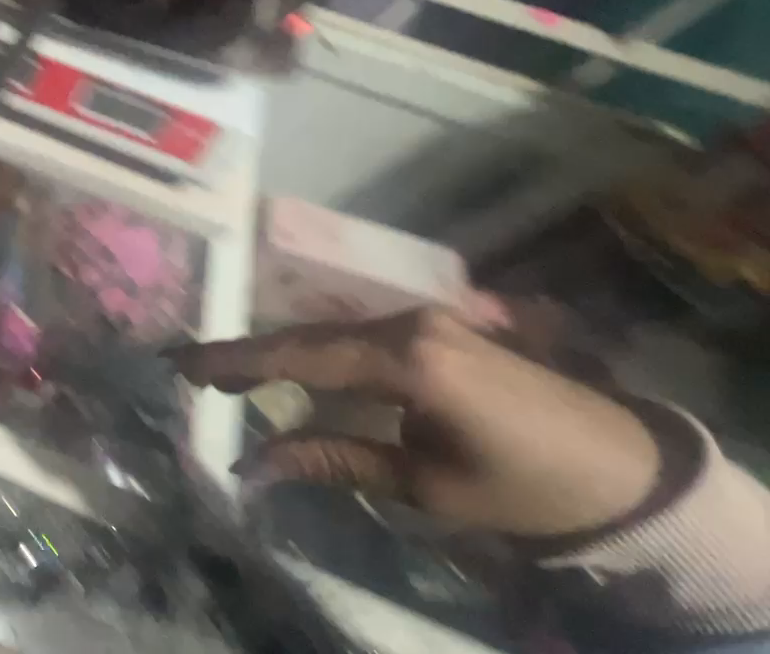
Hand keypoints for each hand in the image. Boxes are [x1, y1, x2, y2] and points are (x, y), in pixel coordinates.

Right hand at [174, 310, 661, 537]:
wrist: (628, 471)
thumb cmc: (526, 489)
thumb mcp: (426, 486)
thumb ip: (333, 461)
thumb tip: (249, 467)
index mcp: (408, 361)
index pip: (298, 357)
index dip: (234, 361)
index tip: (179, 363)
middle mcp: (407, 324)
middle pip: (305, 337)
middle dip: (245, 355)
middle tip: (189, 370)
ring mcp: (422, 319)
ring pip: (325, 333)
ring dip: (276, 353)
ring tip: (227, 373)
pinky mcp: (432, 327)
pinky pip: (351, 334)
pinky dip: (311, 352)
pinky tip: (287, 366)